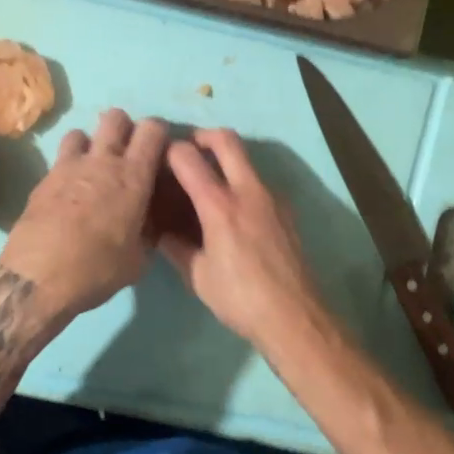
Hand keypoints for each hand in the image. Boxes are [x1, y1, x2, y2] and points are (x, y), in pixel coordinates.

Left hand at [0, 109, 167, 318]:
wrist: (39, 277)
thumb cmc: (97, 270)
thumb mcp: (138, 259)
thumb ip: (147, 231)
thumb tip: (147, 221)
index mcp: (133, 177)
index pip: (152, 129)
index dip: (158, 132)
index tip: (159, 149)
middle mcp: (102, 161)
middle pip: (114, 117)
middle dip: (124, 127)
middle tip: (126, 152)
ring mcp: (68, 166)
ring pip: (82, 131)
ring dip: (90, 143)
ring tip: (92, 167)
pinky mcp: (44, 178)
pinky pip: (60, 157)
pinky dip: (69, 165)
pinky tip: (69, 190)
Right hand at [160, 129, 332, 348]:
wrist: (295, 317)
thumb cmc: (239, 298)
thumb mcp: (197, 276)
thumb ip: (176, 247)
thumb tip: (160, 232)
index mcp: (220, 205)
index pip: (187, 157)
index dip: (169, 152)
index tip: (158, 161)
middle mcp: (248, 191)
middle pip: (226, 139)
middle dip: (203, 136)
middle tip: (188, 150)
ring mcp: (272, 198)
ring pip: (247, 160)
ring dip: (225, 159)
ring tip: (207, 184)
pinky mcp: (287, 211)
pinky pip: (259, 183)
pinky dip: (241, 183)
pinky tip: (232, 212)